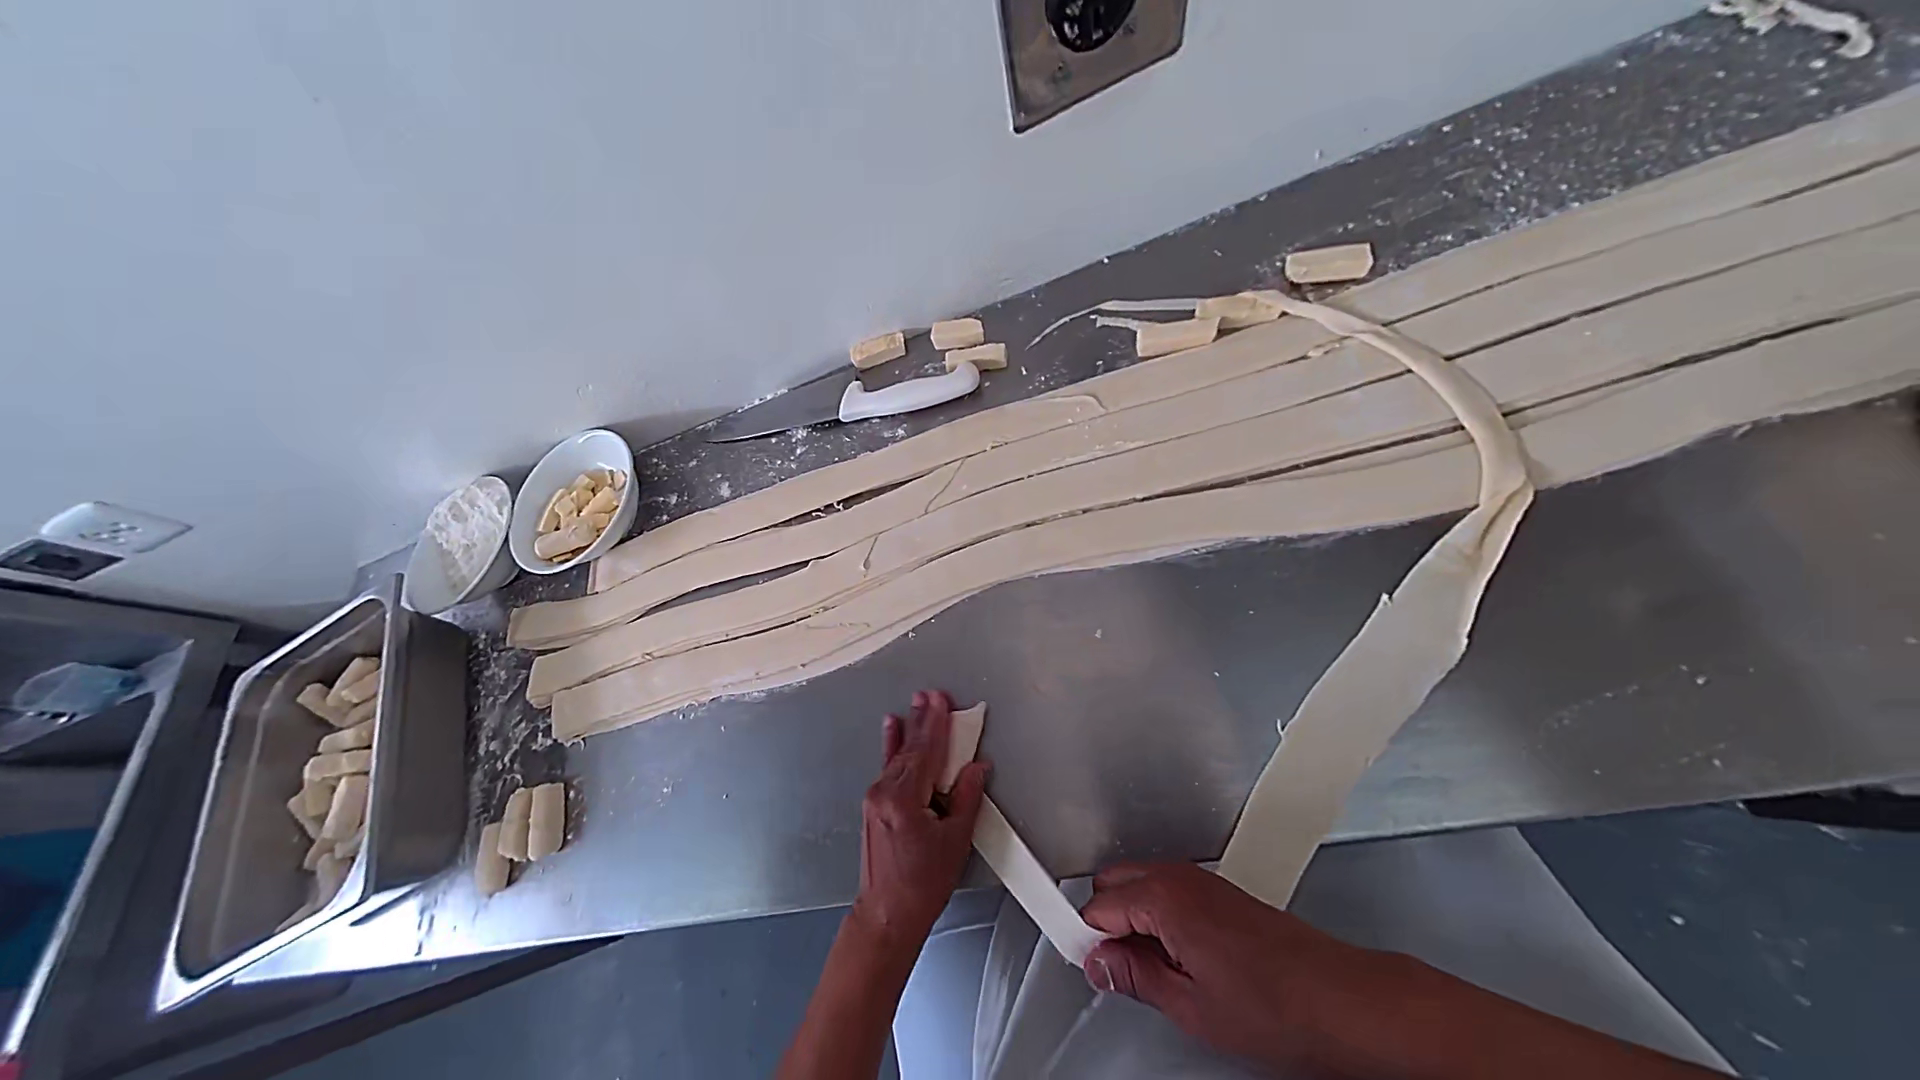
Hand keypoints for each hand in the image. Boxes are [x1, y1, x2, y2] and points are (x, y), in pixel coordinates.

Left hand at [850, 690, 989, 949]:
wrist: (887, 915)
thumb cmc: (920, 886)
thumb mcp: (956, 840)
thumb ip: (967, 798)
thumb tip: (975, 770)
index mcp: (904, 800)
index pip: (927, 752)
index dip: (938, 724)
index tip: (944, 703)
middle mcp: (884, 793)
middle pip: (911, 748)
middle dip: (924, 720)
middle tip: (933, 695)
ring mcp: (874, 798)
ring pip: (898, 756)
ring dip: (911, 730)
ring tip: (918, 704)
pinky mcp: (873, 804)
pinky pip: (887, 767)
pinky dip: (893, 747)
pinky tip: (892, 730)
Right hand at [1079, 861, 1408, 1074]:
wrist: (1342, 1000)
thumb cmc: (1279, 1004)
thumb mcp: (1189, 1007)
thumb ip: (1133, 977)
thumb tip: (1101, 965)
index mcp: (1163, 898)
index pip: (1095, 905)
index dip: (1085, 938)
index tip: (1089, 965)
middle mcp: (1179, 877)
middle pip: (1112, 884)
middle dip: (1105, 922)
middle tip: (1118, 971)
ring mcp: (1200, 879)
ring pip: (1138, 885)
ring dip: (1132, 920)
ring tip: (1156, 972)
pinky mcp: (1217, 889)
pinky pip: (1166, 891)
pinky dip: (1158, 917)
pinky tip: (1180, 959)